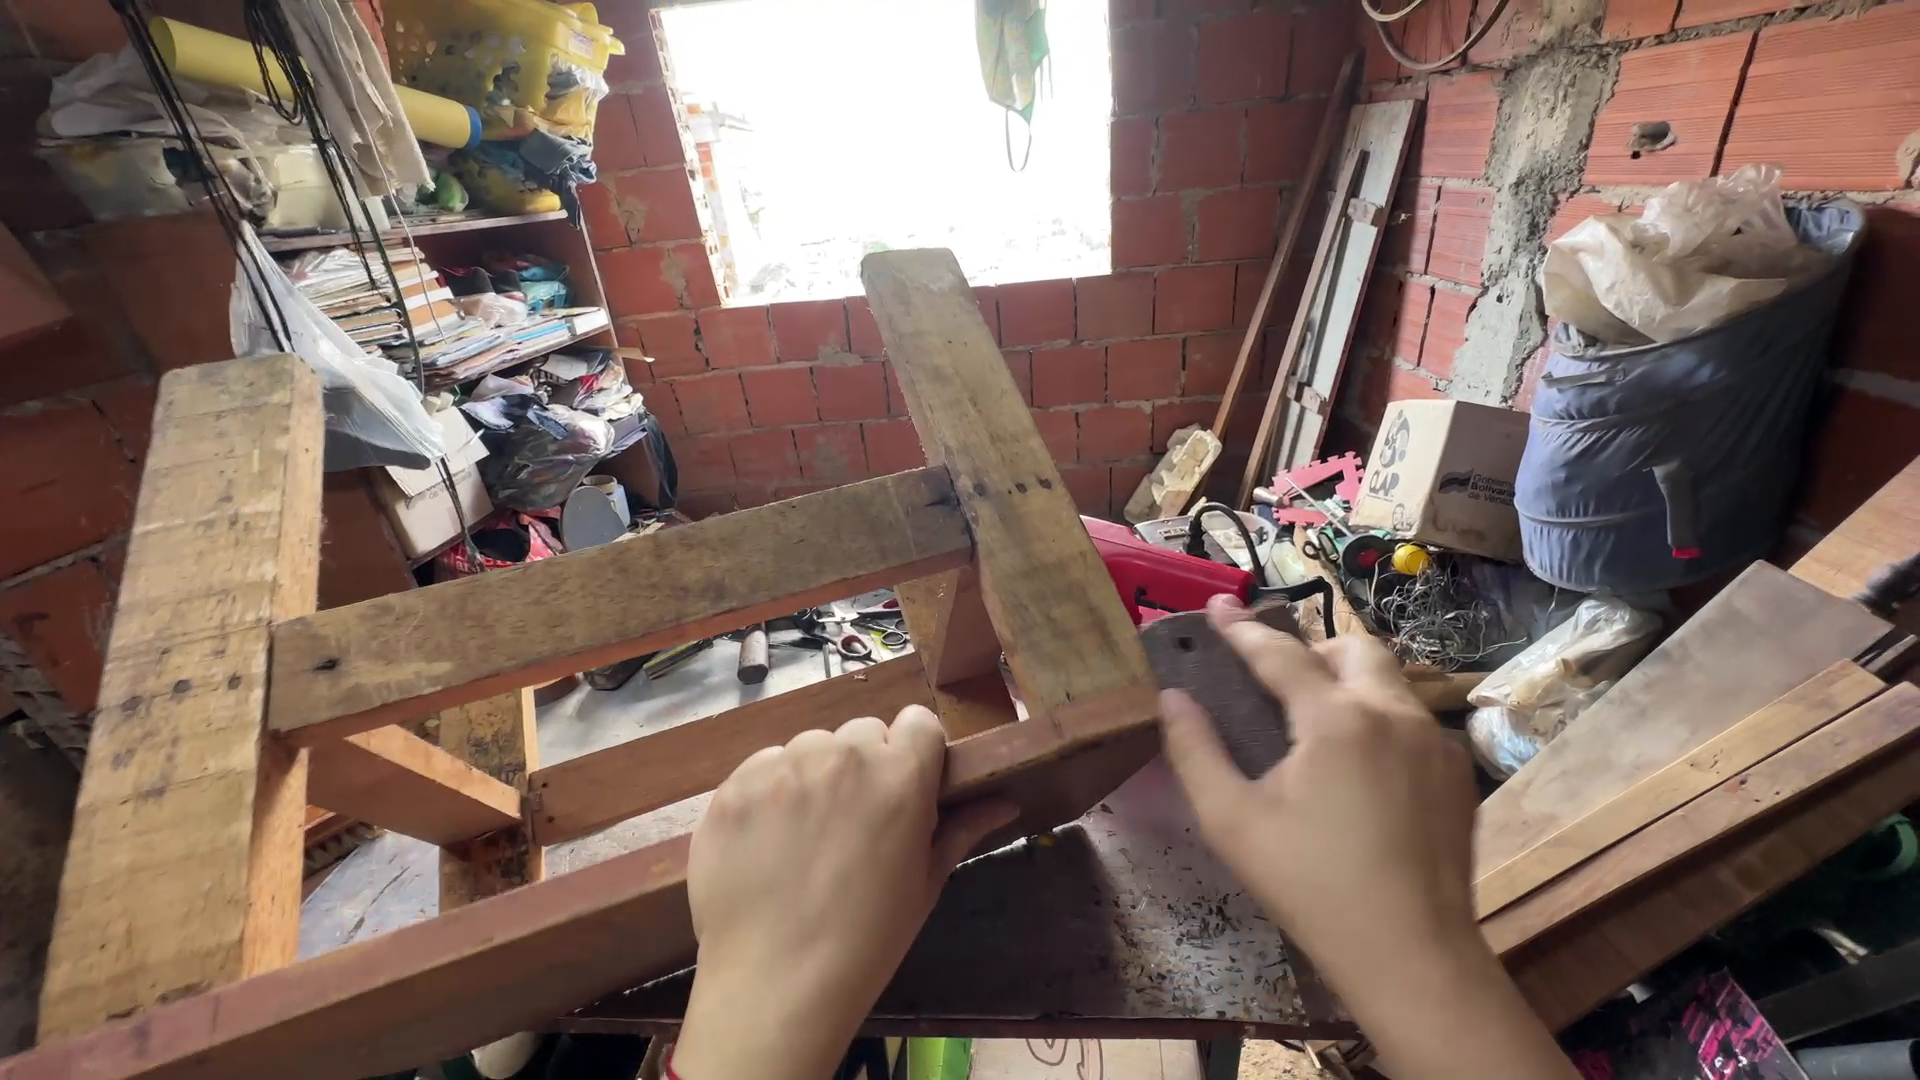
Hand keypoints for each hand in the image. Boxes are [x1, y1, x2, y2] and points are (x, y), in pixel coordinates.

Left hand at [675, 705, 1012, 1079]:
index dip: (914, 751)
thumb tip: (1006, 802)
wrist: (773, 987)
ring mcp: (783, 766)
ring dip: (816, 774)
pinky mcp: (735, 783)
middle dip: (865, 764)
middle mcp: (843, 756)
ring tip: (806, 834)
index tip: (905, 785)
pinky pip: (763, 765)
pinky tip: (767, 840)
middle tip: (854, 819)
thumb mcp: (924, 884)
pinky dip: (769, 791)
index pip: (919, 722)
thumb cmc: (866, 940)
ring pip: (812, 746)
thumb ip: (963, 828)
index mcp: (900, 776)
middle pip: (864, 732)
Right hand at [1160, 594, 1479, 963]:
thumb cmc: (1309, 885)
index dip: (1242, 628)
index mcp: (1336, 720)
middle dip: (1311, 648)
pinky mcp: (1458, 773)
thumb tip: (1171, 696)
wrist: (1412, 957)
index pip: (1280, 654)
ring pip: (1389, 679)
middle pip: (1353, 646)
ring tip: (1314, 718)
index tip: (1215, 606)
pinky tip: (1358, 765)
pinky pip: (1411, 718)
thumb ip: (1194, 749)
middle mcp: (1393, 714)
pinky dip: (1377, 716)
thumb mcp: (1230, 821)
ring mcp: (1436, 742)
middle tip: (1276, 678)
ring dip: (1347, 679)